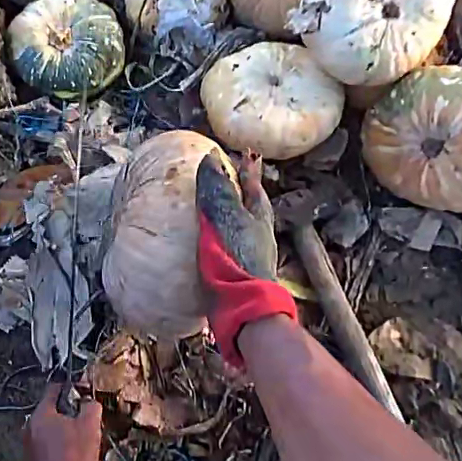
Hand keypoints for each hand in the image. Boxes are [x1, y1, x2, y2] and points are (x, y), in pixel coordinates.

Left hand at [26, 384, 101, 460]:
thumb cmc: (73, 458)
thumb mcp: (89, 426)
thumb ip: (90, 406)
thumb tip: (89, 401)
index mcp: (40, 414)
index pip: (53, 389)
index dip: (70, 385)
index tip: (83, 388)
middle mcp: (30, 427)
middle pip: (52, 410)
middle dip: (70, 412)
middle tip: (87, 418)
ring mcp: (29, 446)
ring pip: (51, 429)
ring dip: (66, 430)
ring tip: (84, 440)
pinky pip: (49, 446)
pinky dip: (61, 446)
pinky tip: (75, 456)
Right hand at [195, 153, 295, 368]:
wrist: (242, 307)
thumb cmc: (237, 257)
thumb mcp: (225, 217)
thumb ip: (218, 189)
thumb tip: (212, 159)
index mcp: (258, 214)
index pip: (252, 183)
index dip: (246, 168)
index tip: (242, 153)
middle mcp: (258, 232)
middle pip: (249, 203)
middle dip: (238, 189)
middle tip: (226, 176)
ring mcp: (248, 252)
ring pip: (239, 223)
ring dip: (227, 212)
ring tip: (210, 205)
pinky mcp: (236, 270)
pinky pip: (225, 243)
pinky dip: (216, 234)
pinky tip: (203, 239)